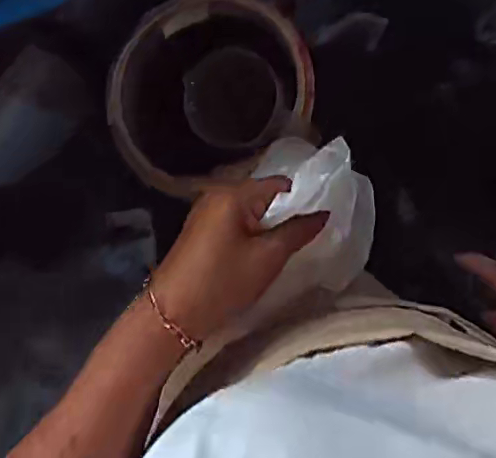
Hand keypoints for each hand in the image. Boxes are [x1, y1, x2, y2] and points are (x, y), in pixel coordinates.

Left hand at [149, 176, 327, 341]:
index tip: (320, 216)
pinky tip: (259, 250)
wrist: (173, 311)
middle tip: (306, 235)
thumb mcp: (267, 259)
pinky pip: (233, 219)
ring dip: (266, 224)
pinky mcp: (200, 227)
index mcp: (233, 193)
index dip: (301, 197)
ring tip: (287, 245)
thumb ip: (296, 232)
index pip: (277, 183)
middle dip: (283, 213)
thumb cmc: (222, 281)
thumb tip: (323, 213)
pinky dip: (249, 230)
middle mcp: (217, 192)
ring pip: (247, 209)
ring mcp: (205, 209)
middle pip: (261, 194)